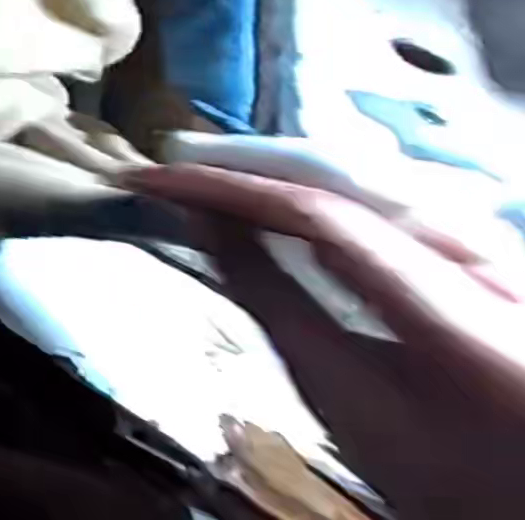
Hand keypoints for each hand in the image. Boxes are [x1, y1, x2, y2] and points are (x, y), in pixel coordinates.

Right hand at [125, 164, 524, 519]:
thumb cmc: (431, 472)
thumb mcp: (343, 397)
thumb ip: (271, 297)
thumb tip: (197, 215)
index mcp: (469, 322)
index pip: (320, 213)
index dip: (223, 185)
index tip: (147, 176)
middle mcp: (507, 278)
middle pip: (355, 182)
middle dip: (252, 163)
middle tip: (171, 161)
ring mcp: (515, 269)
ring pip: (380, 183)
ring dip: (285, 167)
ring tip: (212, 168)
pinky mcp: (507, 268)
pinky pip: (404, 200)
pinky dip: (327, 184)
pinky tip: (281, 188)